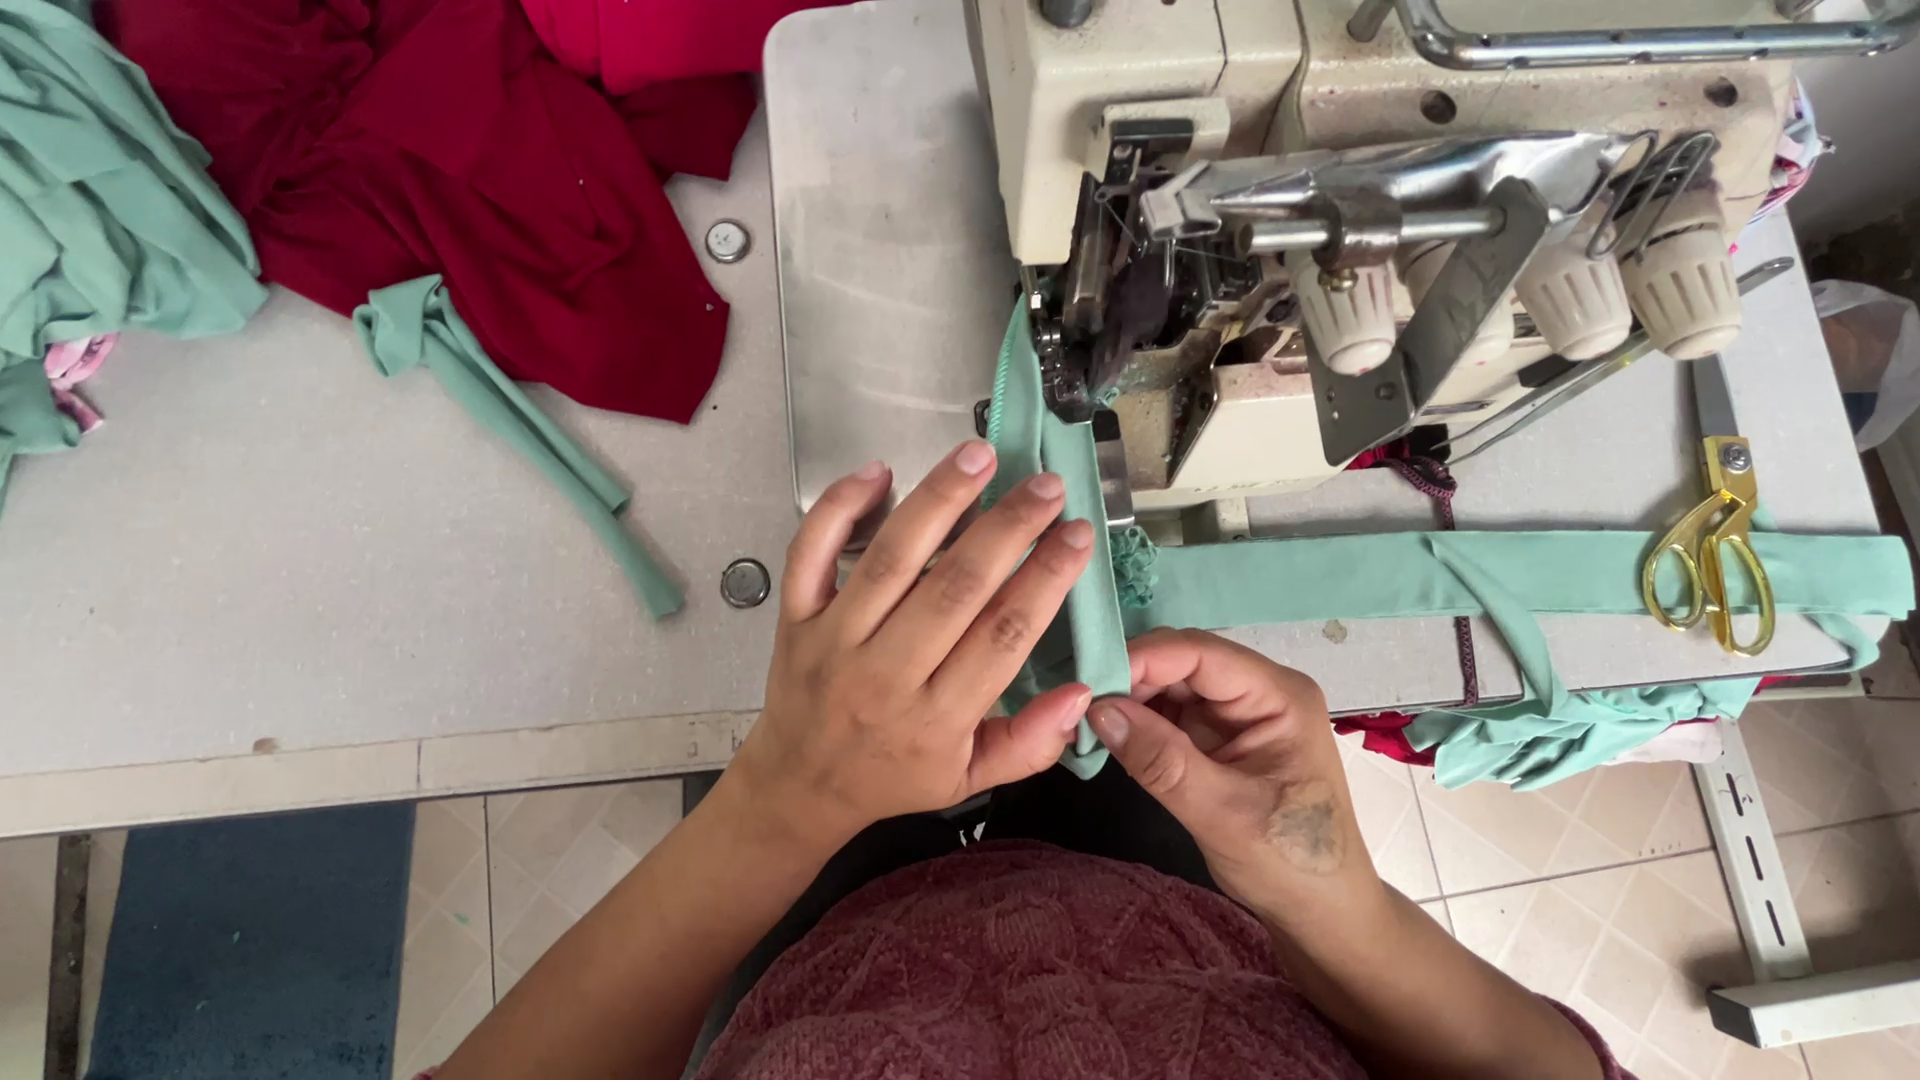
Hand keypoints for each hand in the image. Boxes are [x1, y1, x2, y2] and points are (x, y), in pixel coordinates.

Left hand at [726, 440, 1095, 851]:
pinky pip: (811, 553)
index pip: (1003, 635)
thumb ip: (1030, 743)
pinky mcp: (796, 617)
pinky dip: (839, 508)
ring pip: (891, 559)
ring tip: (978, 456)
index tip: (1076, 533)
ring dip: (938, 500)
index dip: (1046, 579)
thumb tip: (1082, 692)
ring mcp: (834, 640)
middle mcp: (885, 673)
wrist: (800, 785)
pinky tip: (878, 472)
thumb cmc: (894, 776)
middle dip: (1008, 528)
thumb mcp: (970, 780)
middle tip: (1045, 484)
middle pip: (955, 587)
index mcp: (936, 717)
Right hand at [1086, 629, 1381, 920]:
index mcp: (1278, 695)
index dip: (1142, 658)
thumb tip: (1096, 709)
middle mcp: (1258, 690)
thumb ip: (1160, 760)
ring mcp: (1237, 711)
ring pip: (1170, 683)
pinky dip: (1138, 719)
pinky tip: (1109, 733)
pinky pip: (1170, 711)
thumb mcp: (1221, 814)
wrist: (1321, 914)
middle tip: (1079, 705)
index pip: (1199, 653)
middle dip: (1131, 677)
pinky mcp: (1218, 734)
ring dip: (1129, 698)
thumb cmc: (1289, 864)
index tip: (1089, 683)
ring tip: (1086, 719)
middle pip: (1182, 661)